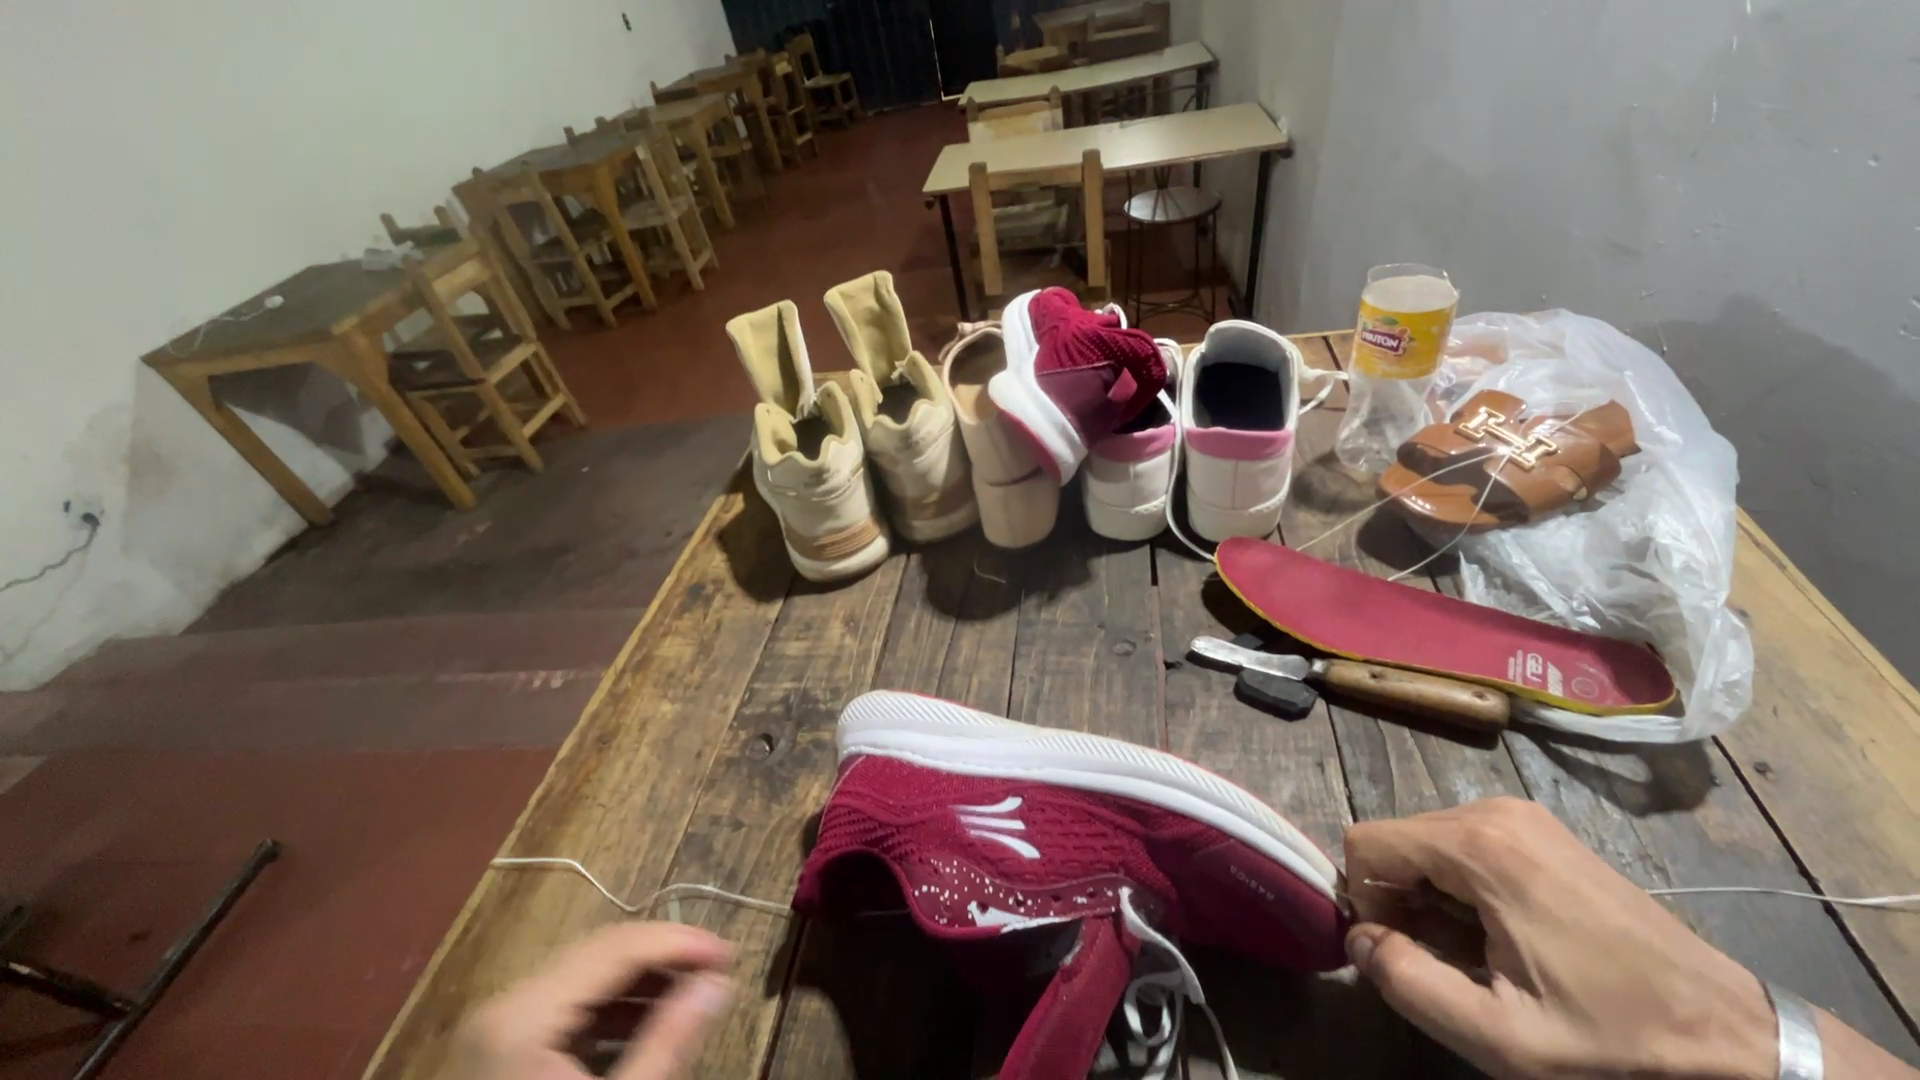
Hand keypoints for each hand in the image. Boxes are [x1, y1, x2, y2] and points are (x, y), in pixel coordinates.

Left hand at [453, 922, 733, 1079]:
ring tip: (691, 996)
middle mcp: (505, 1004)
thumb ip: (668, 1042)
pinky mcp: (501, 1045)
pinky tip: (647, 1023)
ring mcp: (498, 1024)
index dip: (680, 943)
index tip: (729, 955)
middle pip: (601, 952)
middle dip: (664, 958)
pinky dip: (612, 1008)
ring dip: (642, 980)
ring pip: (586, 974)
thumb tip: (719, 983)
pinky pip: (567, 1004)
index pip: (618, 947)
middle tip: (716, 971)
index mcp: (524, 1015)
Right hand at [1344, 797, 1773, 1079]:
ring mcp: (1521, 816)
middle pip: (1396, 840)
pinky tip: (1499, 932)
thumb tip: (1357, 939)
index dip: (1364, 899)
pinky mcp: (1540, 829)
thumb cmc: (1613, 1040)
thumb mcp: (1499, 1035)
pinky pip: (1462, 843)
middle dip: (1397, 899)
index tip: (1401, 952)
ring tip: (1475, 952)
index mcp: (1479, 848)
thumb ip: (1406, 981)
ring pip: (1424, 841)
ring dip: (1427, 895)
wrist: (1734, 1037)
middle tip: (1442, 961)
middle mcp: (1492, 812)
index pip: (1366, 843)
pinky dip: (1457, 884)